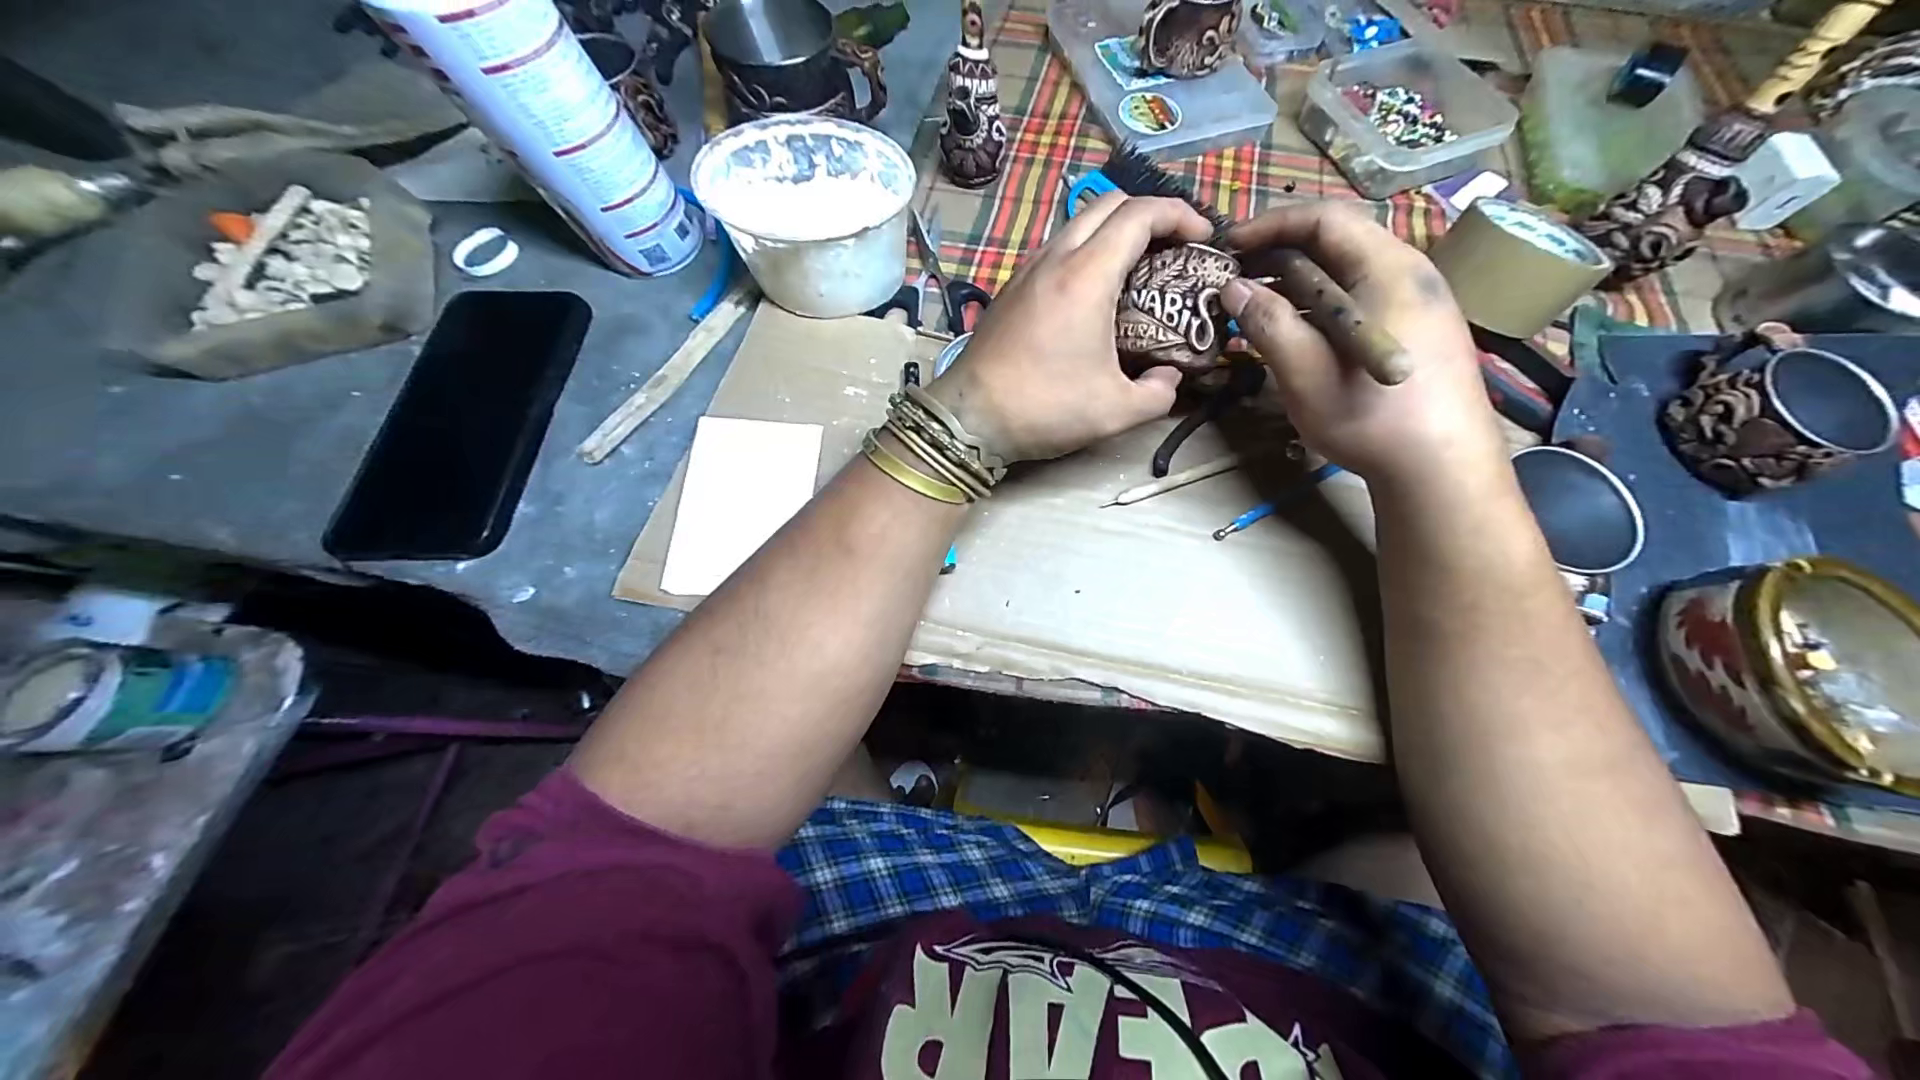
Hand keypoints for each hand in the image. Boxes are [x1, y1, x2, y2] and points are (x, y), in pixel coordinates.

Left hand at [925, 194, 1212, 462]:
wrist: (969, 418)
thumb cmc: (1044, 408)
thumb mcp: (1116, 412)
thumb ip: (1158, 393)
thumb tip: (1169, 378)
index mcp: (1086, 276)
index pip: (1140, 214)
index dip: (1180, 214)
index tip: (1203, 237)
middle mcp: (1054, 260)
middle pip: (1107, 204)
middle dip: (1149, 214)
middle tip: (1173, 249)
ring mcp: (1026, 271)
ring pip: (1076, 225)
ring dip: (1112, 232)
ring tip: (1137, 269)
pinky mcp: (1010, 290)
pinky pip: (1055, 251)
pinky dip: (1084, 252)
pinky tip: (1092, 293)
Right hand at [1221, 205, 1506, 487]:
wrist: (1440, 468)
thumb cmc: (1370, 418)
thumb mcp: (1305, 372)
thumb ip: (1267, 323)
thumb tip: (1232, 288)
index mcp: (1388, 270)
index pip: (1325, 219)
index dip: (1271, 224)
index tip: (1228, 245)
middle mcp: (1409, 272)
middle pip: (1337, 241)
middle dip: (1278, 252)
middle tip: (1234, 277)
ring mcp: (1416, 301)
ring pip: (1345, 272)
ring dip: (1295, 282)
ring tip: (1253, 305)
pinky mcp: (1413, 328)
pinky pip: (1357, 297)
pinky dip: (1316, 304)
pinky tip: (1290, 330)